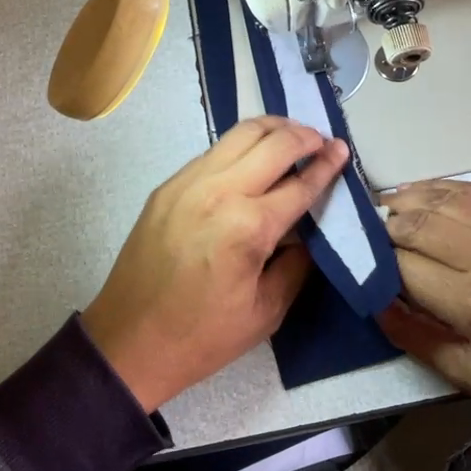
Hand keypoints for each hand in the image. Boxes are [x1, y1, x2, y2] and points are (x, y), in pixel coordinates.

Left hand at [82, 117, 348, 412]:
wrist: (127, 340)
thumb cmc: (202, 337)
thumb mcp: (265, 312)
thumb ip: (295, 264)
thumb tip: (308, 232)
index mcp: (248, 227)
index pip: (299, 183)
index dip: (327, 165)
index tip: (342, 150)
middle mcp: (219, 191)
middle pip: (272, 141)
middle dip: (304, 136)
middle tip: (321, 141)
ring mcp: (188, 182)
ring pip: (239, 133)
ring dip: (272, 130)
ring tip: (292, 137)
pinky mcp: (168, 185)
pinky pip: (213, 151)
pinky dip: (241, 146)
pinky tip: (252, 161)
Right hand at [377, 181, 470, 470]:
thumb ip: (416, 337)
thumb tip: (375, 297)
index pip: (406, 266)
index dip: (377, 264)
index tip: (362, 265)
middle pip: (420, 224)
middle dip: (387, 228)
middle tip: (367, 235)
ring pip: (446, 200)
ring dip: (409, 200)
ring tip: (386, 208)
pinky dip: (444, 190)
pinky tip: (423, 194)